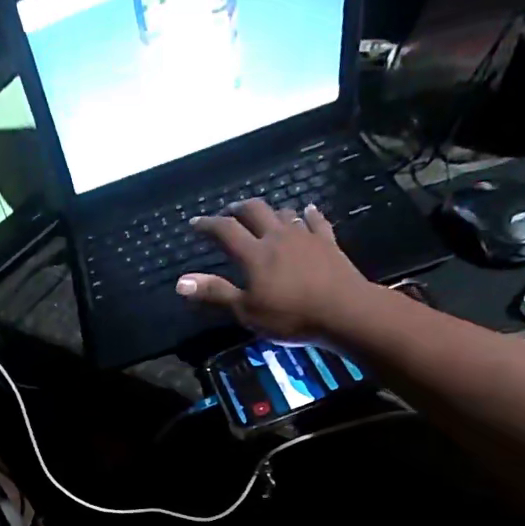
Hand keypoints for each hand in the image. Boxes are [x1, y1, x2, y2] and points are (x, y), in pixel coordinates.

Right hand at [178, 198, 372, 341]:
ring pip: (284, 213)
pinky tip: (307, 211)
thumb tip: (180, 282)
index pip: (224, 230)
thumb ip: (215, 293)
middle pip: (254, 211)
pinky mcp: (328, 242)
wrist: (343, 311)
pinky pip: (316, 221)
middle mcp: (277, 236)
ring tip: (263, 218)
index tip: (195, 223)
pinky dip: (308, 215)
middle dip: (238, 209)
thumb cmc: (290, 316)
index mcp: (254, 253)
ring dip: (270, 212)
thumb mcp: (246, 310)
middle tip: (228, 213)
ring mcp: (305, 236)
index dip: (207, 225)